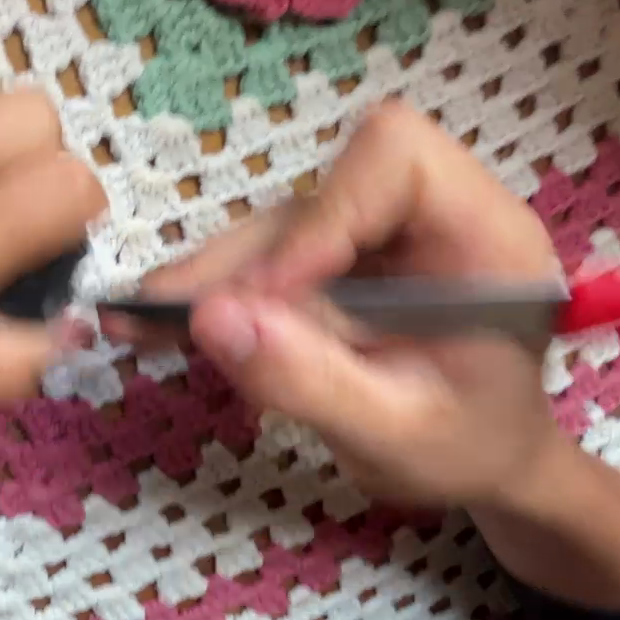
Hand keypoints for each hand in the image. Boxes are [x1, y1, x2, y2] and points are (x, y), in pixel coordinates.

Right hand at [119, 101, 563, 507]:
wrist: (477, 460)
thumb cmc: (465, 448)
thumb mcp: (396, 436)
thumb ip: (311, 380)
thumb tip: (210, 319)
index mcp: (477, 237)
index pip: (395, 159)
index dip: (324, 214)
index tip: (275, 293)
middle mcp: (418, 218)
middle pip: (310, 202)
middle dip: (237, 265)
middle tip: (163, 318)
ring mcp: (366, 239)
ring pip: (269, 234)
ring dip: (207, 282)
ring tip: (142, 327)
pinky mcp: (326, 264)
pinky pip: (257, 263)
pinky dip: (207, 297)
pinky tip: (158, 325)